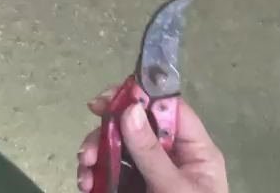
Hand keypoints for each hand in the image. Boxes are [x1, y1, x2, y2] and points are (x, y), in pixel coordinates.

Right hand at [76, 95, 227, 192]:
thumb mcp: (174, 191)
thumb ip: (151, 154)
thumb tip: (129, 109)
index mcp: (194, 150)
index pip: (166, 106)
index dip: (136, 95)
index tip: (104, 101)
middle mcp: (173, 155)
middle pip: (135, 123)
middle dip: (105, 132)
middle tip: (88, 149)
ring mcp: (153, 172)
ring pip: (119, 145)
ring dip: (96, 154)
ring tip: (85, 173)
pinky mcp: (137, 188)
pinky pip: (113, 169)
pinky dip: (97, 173)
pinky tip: (87, 184)